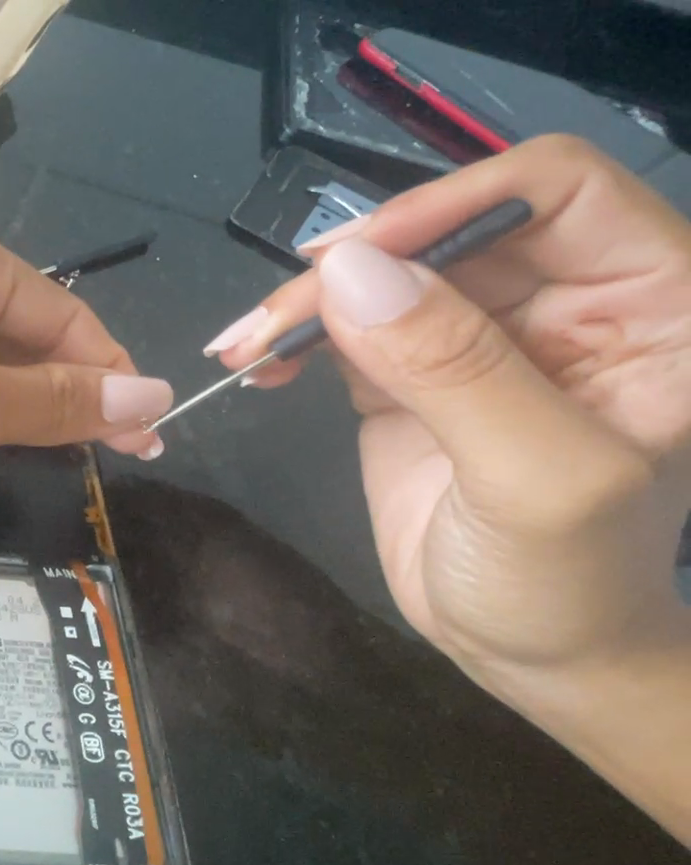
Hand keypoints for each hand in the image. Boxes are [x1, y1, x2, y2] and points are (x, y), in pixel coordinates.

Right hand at [206, 136, 690, 707]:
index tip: (340, 262)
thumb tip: (348, 274)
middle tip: (259, 328)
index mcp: (650, 301)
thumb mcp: (533, 475)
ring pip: (379, 278)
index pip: (552, 193)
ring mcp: (474, 340)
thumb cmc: (564, 575)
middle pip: (442, 234)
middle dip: (344, 269)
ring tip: (240, 350)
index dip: (446, 207)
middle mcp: (565, 302)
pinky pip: (343, 329)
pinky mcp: (403, 378)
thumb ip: (455, 369)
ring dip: (300, 307)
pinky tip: (258, 367)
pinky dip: (292, 340)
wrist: (521, 646)